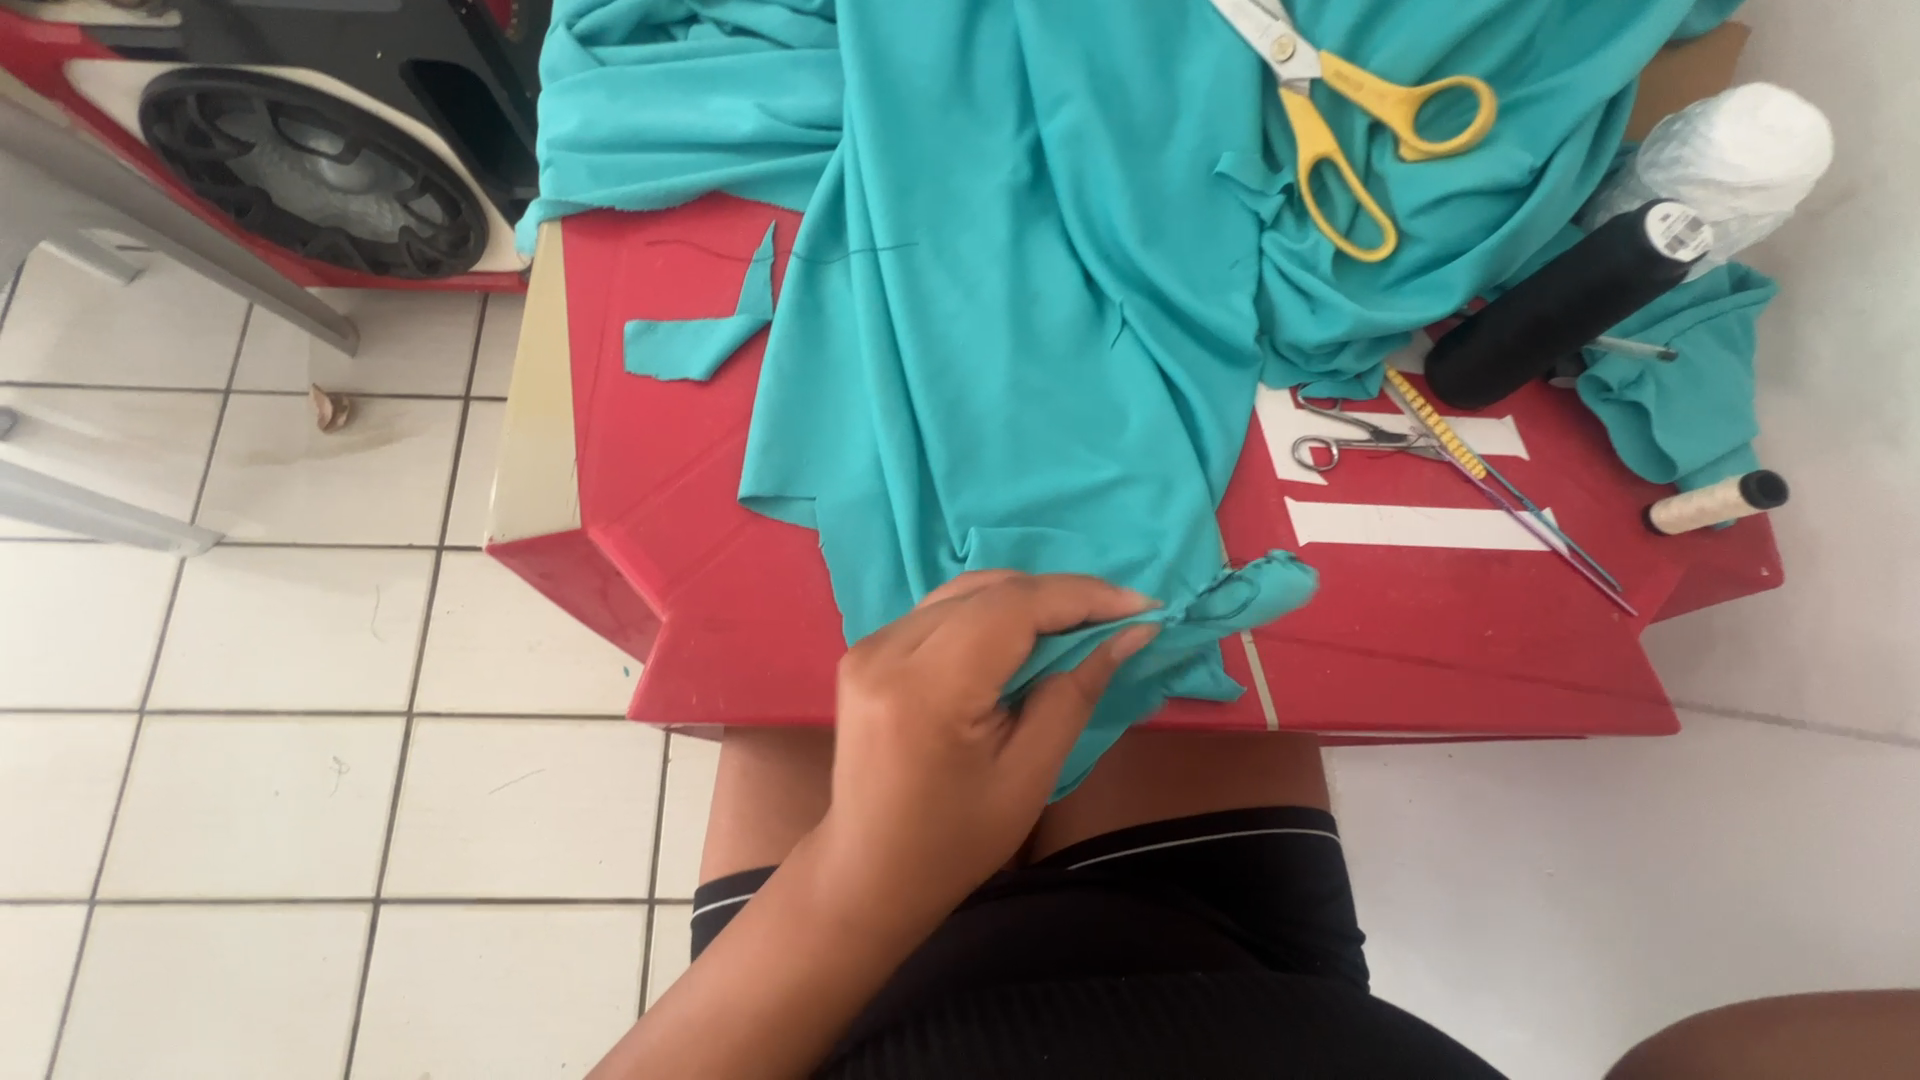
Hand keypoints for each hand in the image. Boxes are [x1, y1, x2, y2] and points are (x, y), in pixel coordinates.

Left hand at [815, 570, 1159, 920]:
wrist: (869, 870)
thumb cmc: (955, 842)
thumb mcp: (1029, 775)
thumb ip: (1075, 693)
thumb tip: (1130, 633)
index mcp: (926, 690)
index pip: (1012, 607)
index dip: (1081, 596)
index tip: (1141, 605)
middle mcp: (886, 651)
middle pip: (989, 591)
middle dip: (1060, 597)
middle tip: (1116, 619)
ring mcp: (869, 646)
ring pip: (964, 592)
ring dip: (1025, 600)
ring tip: (1077, 627)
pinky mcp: (865, 650)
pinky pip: (941, 611)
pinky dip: (989, 613)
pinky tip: (1020, 639)